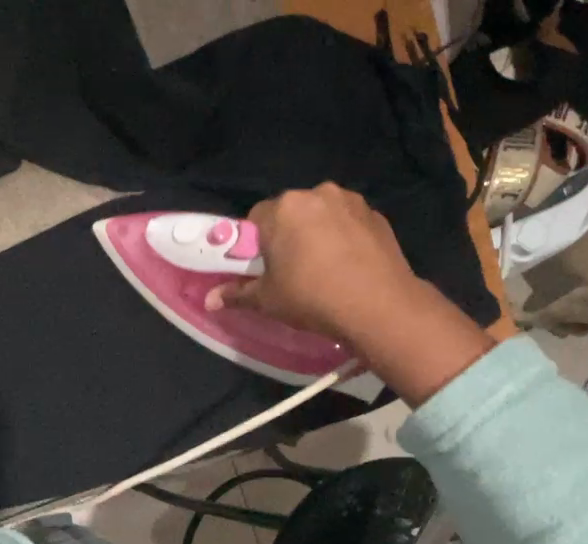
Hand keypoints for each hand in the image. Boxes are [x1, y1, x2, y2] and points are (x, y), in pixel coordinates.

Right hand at [207, 182, 421, 339]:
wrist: (377, 304)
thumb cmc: (312, 297)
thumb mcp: (268, 300)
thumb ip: (238, 294)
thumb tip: (209, 301)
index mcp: (284, 209)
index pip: (255, 217)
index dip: (254, 243)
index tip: (261, 268)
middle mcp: (317, 194)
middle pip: (290, 212)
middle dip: (286, 235)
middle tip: (289, 271)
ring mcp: (351, 201)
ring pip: (321, 215)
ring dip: (316, 234)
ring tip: (321, 269)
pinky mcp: (376, 215)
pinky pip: (347, 223)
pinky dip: (342, 238)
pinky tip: (346, 267)